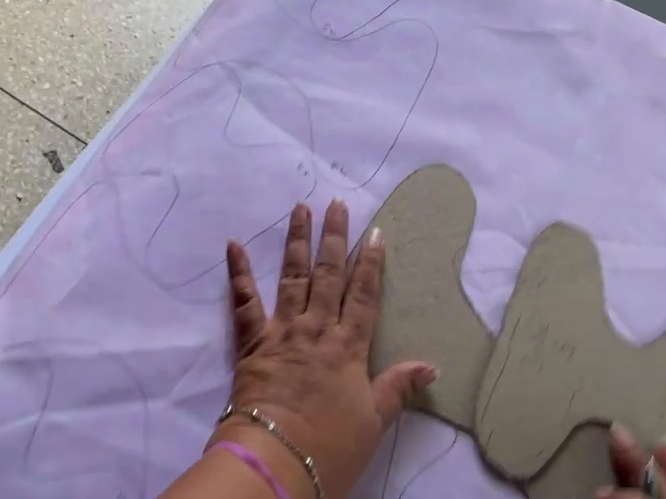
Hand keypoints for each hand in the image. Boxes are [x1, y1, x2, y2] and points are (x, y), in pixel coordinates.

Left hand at [209, 199, 437, 498]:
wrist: (277, 461)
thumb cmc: (330, 447)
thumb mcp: (374, 421)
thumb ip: (399, 388)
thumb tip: (431, 365)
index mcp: (348, 346)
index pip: (363, 295)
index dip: (371, 263)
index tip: (376, 232)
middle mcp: (316, 328)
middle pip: (328, 275)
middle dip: (334, 238)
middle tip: (336, 203)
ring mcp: (283, 330)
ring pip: (292, 277)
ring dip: (296, 241)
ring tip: (300, 209)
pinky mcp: (253, 341)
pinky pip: (244, 301)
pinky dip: (238, 272)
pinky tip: (233, 244)